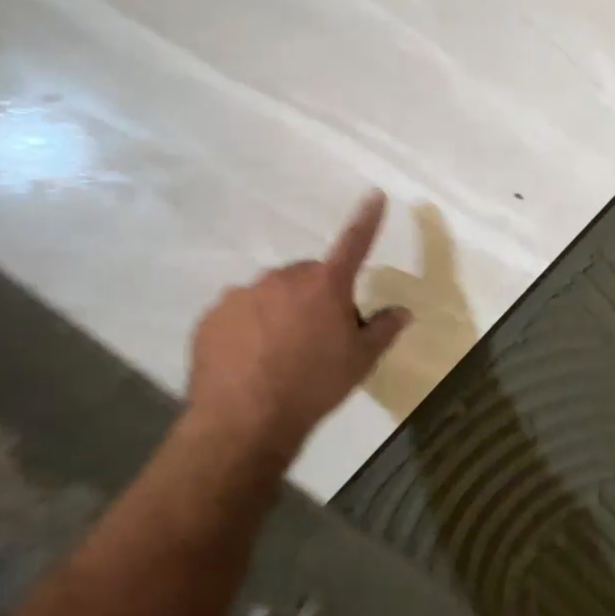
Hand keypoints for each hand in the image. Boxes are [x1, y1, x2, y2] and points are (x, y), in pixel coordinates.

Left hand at [184, 192, 411, 450]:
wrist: (244, 421)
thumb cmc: (314, 386)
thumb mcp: (361, 361)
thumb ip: (384, 330)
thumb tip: (403, 311)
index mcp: (325, 286)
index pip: (353, 243)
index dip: (367, 219)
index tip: (375, 194)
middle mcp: (282, 279)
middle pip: (308, 277)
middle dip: (316, 297)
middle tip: (322, 337)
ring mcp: (241, 295)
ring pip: (271, 295)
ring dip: (281, 312)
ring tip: (282, 355)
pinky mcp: (211, 317)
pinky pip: (240, 314)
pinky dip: (250, 328)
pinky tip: (253, 361)